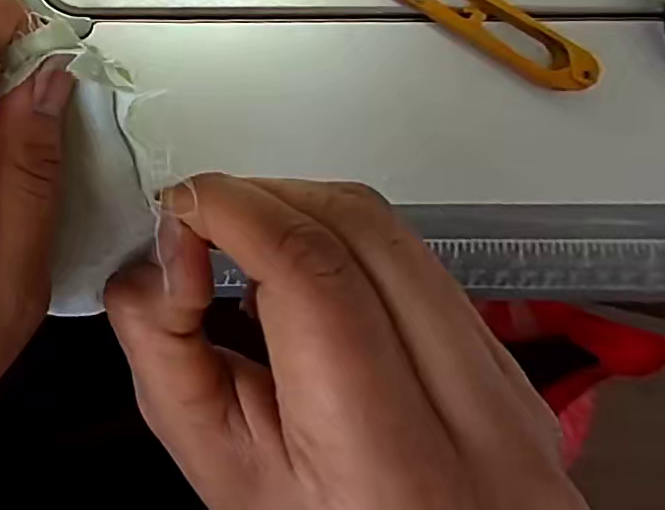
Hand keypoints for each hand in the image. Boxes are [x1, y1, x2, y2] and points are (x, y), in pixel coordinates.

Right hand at [106, 176, 586, 509]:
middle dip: (255, 195)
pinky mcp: (503, 361)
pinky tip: (294, 266)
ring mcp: (506, 388)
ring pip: (385, 225)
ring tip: (242, 237)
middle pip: (358, 228)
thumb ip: (159, 337)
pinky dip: (329, 229)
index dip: (230, 210)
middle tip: (200, 218)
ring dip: (291, 202)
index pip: (314, 274)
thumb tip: (170, 240)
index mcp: (390, 469)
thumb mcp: (202, 450)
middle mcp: (480, 428)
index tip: (177, 209)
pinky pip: (406, 250)